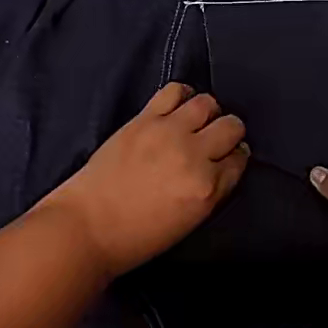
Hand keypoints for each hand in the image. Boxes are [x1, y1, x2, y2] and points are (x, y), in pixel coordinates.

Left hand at [39, 83, 249, 278]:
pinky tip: (178, 107)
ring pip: (208, 103)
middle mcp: (193, 155)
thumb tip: (226, 162)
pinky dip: (182, 95)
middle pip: (232, 127)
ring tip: (196, 123)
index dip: (236, 157)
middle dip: (230, 133)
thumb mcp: (190, 222)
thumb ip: (214, 190)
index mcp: (206, 189)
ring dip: (208, 112)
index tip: (227, 158)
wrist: (87, 227)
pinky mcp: (145, 118)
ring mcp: (168, 132)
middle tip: (215, 140)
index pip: (240, 160)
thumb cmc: (137, 236)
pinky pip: (175, 91)